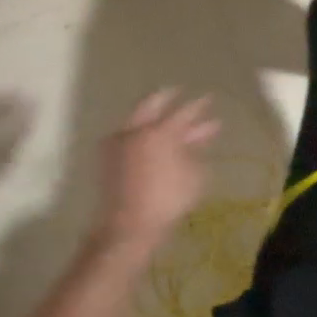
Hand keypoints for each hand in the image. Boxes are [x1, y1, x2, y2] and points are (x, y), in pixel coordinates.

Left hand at [98, 89, 220, 246]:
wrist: (129, 225)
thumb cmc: (168, 200)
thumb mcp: (194, 176)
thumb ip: (194, 152)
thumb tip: (192, 141)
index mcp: (160, 131)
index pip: (184, 112)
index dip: (199, 105)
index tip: (208, 98)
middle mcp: (136, 130)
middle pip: (153, 106)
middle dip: (168, 99)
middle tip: (178, 92)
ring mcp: (118, 143)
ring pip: (140, 121)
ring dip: (156, 119)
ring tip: (170, 120)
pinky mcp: (108, 158)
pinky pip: (130, 137)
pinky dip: (144, 134)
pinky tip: (155, 141)